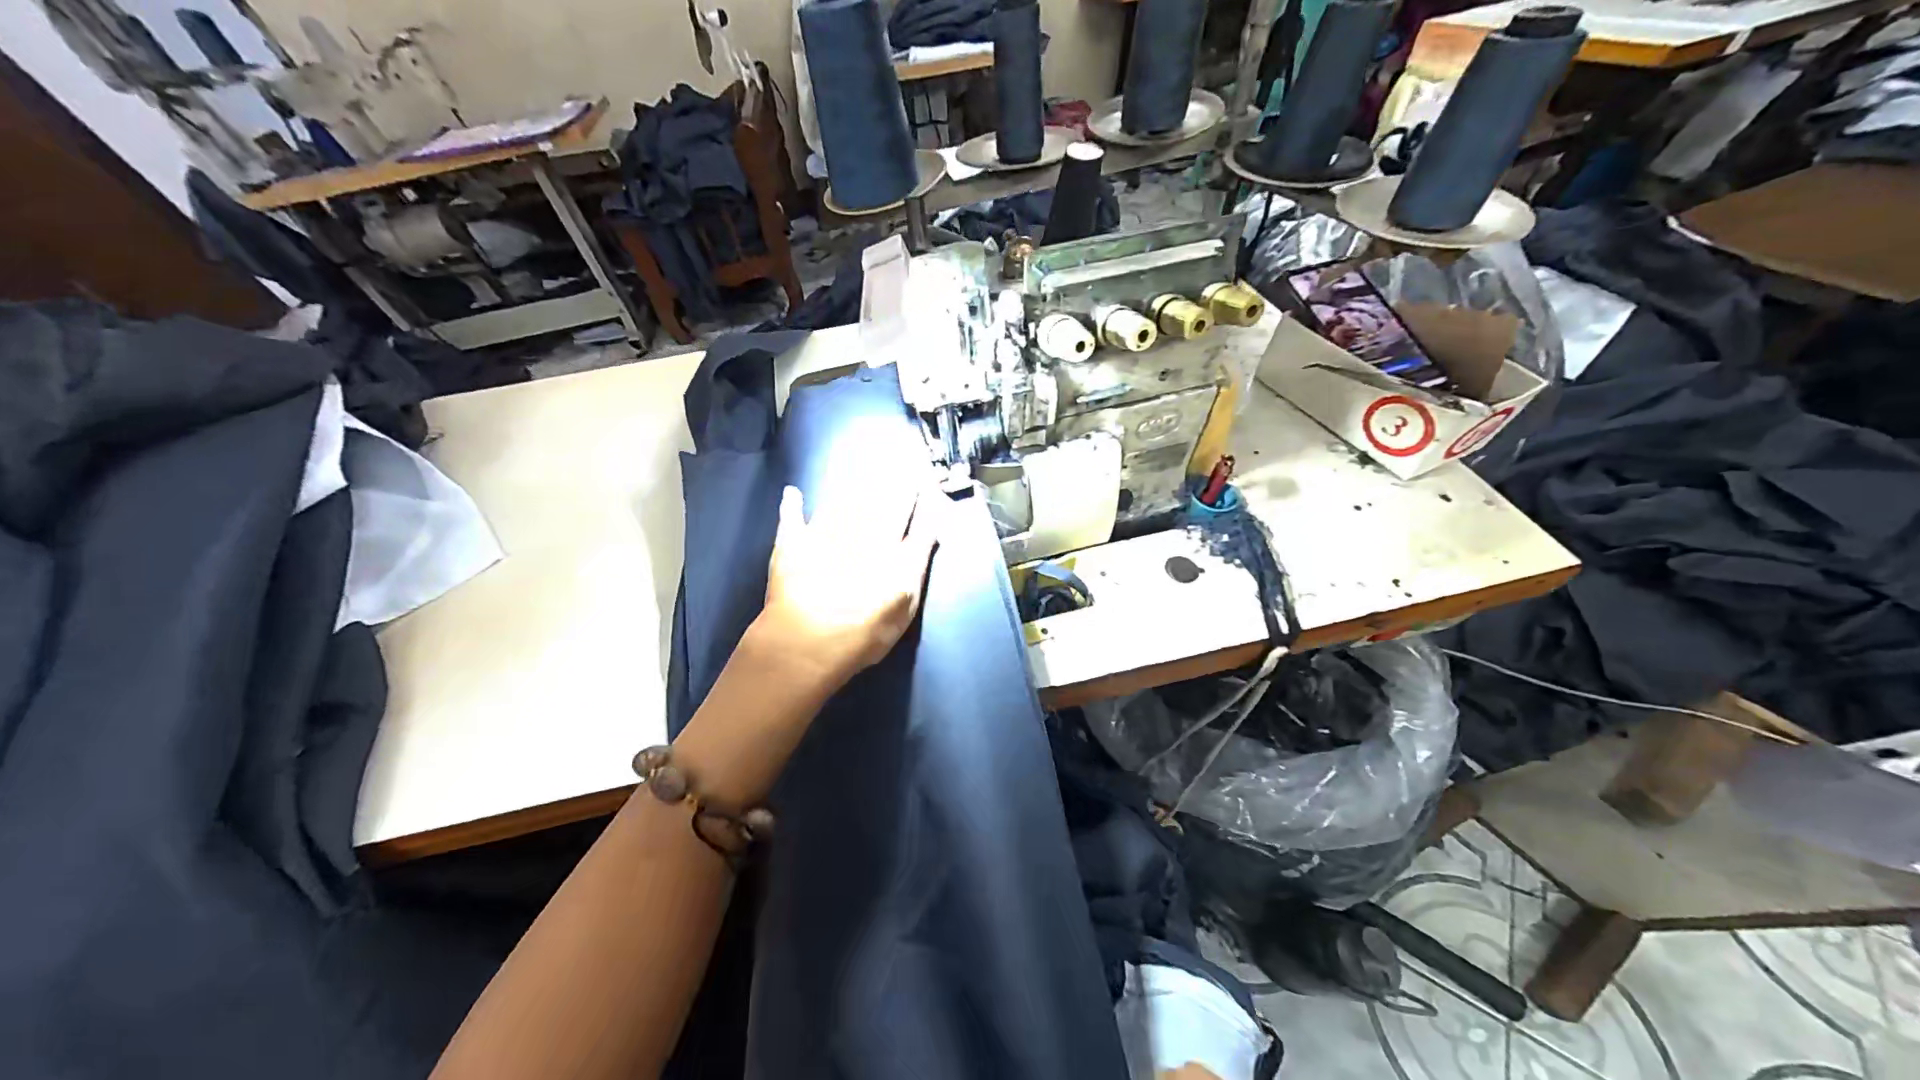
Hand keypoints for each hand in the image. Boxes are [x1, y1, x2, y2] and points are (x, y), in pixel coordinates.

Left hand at [749, 481, 939, 697]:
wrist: (810, 640)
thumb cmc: (868, 627)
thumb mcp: (908, 597)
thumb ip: (919, 556)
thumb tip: (931, 522)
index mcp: (888, 543)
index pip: (904, 510)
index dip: (913, 494)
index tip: (921, 480)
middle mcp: (857, 532)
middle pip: (873, 501)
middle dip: (885, 484)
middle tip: (893, 468)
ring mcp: (821, 534)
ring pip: (839, 503)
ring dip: (850, 489)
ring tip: (858, 477)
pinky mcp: (792, 544)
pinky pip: (792, 517)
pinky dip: (793, 505)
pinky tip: (793, 493)